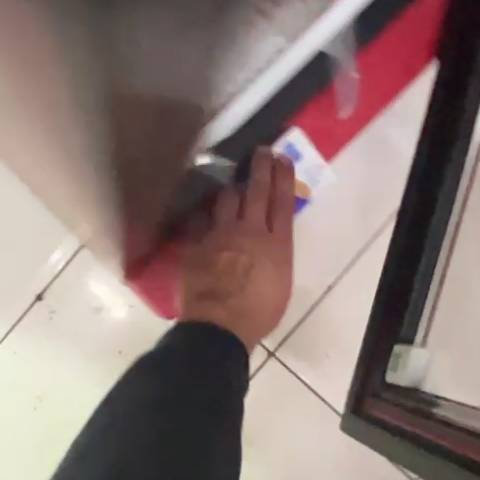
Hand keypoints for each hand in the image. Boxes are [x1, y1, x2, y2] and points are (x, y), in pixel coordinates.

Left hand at [178, 147, 295, 350]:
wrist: (219, 327)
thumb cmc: (257, 315)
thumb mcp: (280, 286)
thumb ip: (275, 258)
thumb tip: (269, 247)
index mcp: (277, 245)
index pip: (283, 201)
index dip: (283, 177)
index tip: (282, 159)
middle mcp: (250, 231)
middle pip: (256, 190)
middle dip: (260, 166)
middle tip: (261, 152)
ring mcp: (220, 234)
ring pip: (226, 198)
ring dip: (230, 189)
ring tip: (231, 186)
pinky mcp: (196, 243)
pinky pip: (199, 219)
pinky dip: (203, 213)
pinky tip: (202, 211)